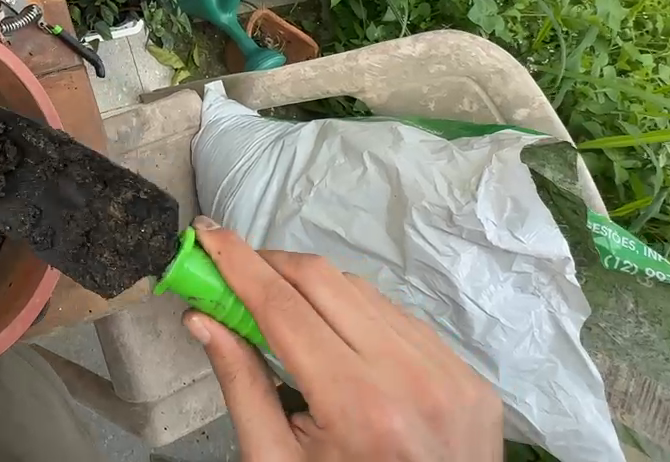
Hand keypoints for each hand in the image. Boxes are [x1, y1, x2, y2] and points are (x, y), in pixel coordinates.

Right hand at [184, 217, 501, 461]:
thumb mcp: (275, 461)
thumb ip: (239, 382)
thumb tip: (198, 316)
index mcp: (359, 407)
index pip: (282, 305)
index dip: (237, 261)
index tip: (205, 230)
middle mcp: (412, 378)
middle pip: (321, 278)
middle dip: (268, 264)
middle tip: (234, 274)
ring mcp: (450, 375)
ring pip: (358, 288)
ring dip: (310, 286)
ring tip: (285, 312)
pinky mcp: (471, 377)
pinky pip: (394, 314)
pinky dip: (353, 310)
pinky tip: (337, 338)